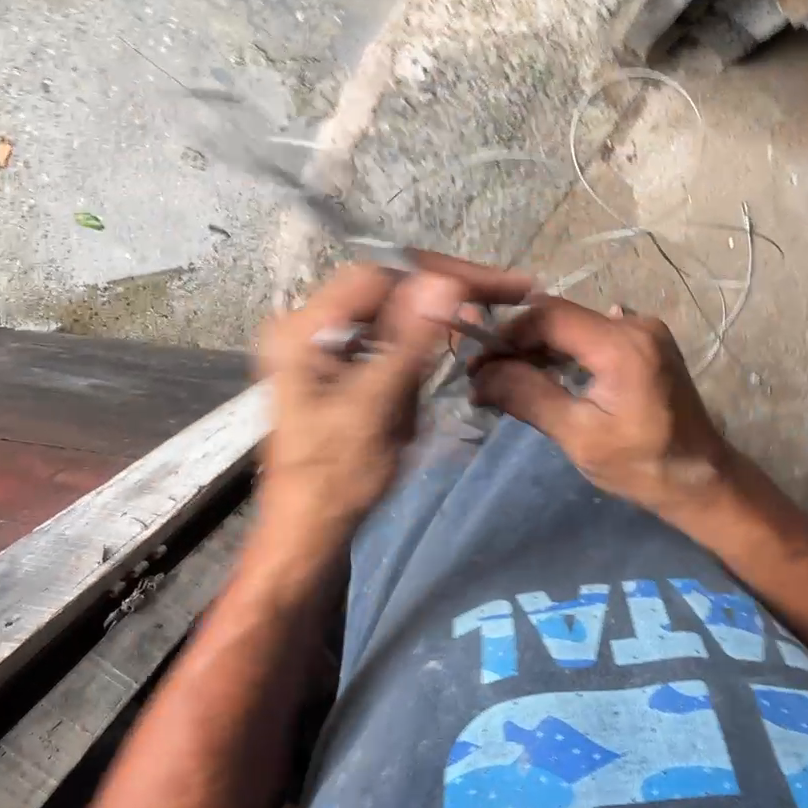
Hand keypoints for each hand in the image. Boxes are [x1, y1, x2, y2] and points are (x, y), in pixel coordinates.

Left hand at [257, 253, 532, 530]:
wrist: (307, 533)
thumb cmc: (334, 480)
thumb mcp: (375, 408)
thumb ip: (409, 342)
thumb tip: (445, 282)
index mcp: (303, 328)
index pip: (382, 274)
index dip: (441, 274)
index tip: (498, 287)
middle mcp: (308, 326)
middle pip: (389, 292)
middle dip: (439, 312)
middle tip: (504, 303)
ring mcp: (322, 348)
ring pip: (393, 324)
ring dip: (423, 355)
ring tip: (419, 407)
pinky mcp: (338, 370)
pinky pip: (387, 352)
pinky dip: (411, 375)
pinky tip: (407, 412)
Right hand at [471, 298, 734, 517]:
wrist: (702, 479)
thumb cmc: (641, 465)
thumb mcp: (579, 436)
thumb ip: (528, 397)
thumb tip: (480, 377)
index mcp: (621, 345)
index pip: (547, 316)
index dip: (506, 334)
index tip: (477, 364)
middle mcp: (635, 325)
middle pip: (560, 317)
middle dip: (517, 342)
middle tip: (485, 376)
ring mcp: (644, 331)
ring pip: (574, 325)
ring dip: (538, 348)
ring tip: (507, 379)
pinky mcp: (646, 343)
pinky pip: (593, 336)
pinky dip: (563, 351)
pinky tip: (543, 375)